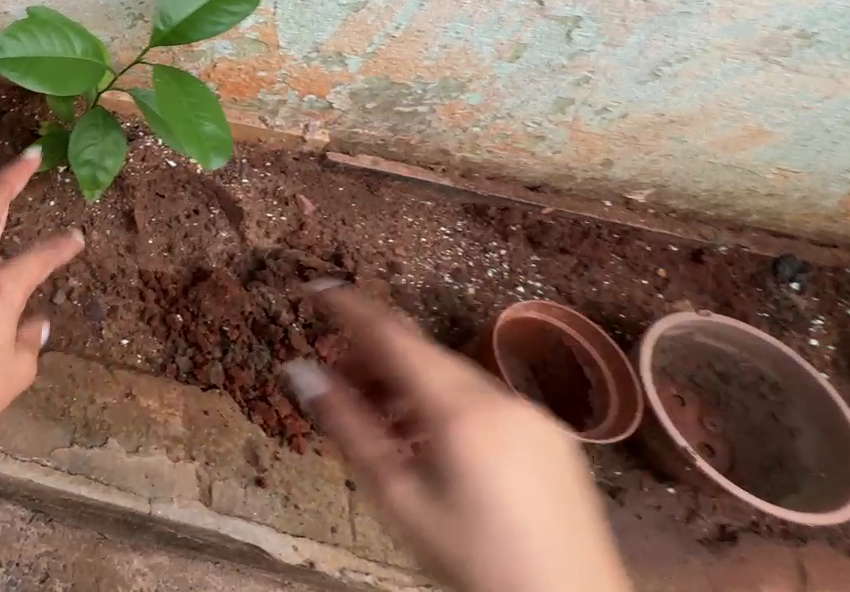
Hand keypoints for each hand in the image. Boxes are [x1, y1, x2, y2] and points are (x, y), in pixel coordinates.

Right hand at [283, 283, 631, 591]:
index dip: (347, 307)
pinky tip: (428, 440)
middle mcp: (499, 397)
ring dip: (404, 379)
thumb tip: (298, 370)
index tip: (311, 289)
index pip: (390, 334)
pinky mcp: (551, 436)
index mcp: (458, 410)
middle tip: (337, 382)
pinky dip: (441, 400)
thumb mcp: (397, 497)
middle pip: (418, 351)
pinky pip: (481, 397)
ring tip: (380, 421)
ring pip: (448, 373)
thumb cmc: (473, 560)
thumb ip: (346, 426)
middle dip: (370, 355)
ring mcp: (532, 414)